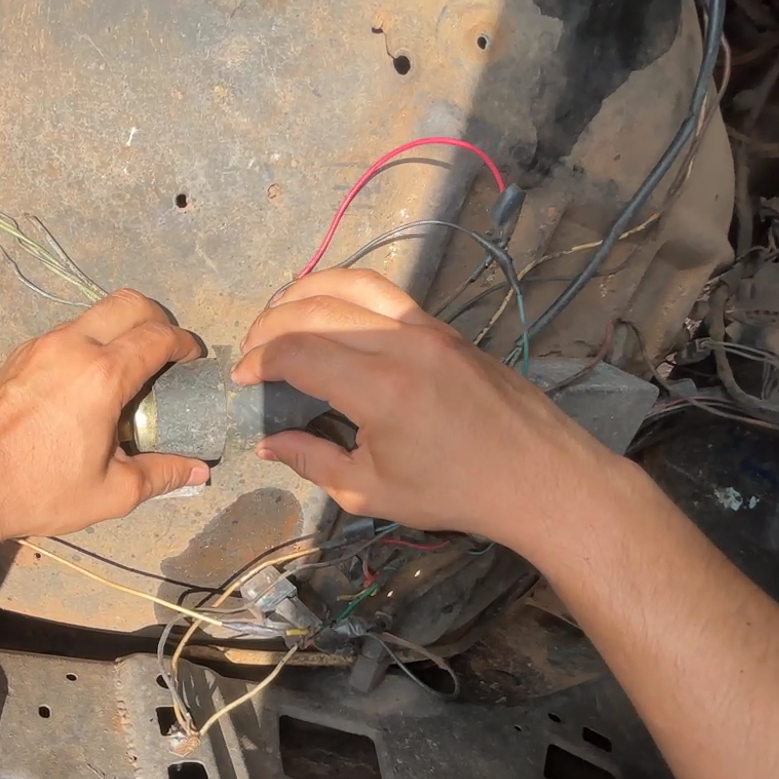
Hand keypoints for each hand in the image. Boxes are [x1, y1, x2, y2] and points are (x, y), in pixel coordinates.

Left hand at [0, 289, 209, 540]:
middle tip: (168, 351)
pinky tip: (93, 379)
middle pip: (130, 303)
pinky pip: (68, 331)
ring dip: (123, 327)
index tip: (194, 361)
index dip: (185, 344)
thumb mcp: (110, 493)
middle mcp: (72, 346)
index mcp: (102, 377)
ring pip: (95, 313)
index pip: (158, 337)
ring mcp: (41, 345)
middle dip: (159, 319)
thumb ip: (161, 475)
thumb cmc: (40, 490)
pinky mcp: (20, 354)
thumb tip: (198, 472)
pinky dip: (93, 340)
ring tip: (132, 366)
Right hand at [230, 269, 632, 557]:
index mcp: (379, 391)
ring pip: (352, 286)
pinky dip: (344, 292)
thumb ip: (311, 460)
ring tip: (277, 312)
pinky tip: (327, 309)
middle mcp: (401, 345)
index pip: (298, 353)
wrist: (538, 476)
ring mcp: (426, 329)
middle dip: (270, 325)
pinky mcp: (443, 328)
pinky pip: (383, 293)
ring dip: (304, 292)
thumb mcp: (368, 490)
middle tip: (250, 350)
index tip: (240, 378)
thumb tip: (266, 443)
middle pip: (317, 310)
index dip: (259, 360)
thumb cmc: (452, 492)